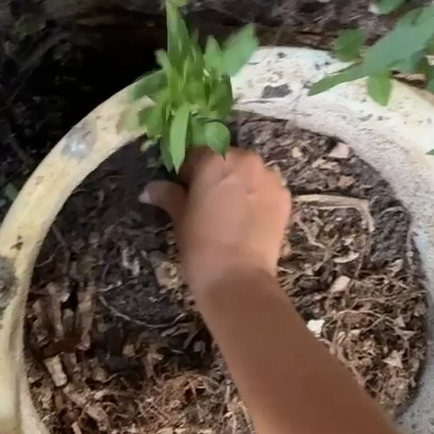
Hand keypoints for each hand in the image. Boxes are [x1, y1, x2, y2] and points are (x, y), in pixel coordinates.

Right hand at [141, 146, 292, 295]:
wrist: (238, 279)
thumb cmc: (201, 247)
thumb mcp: (180, 220)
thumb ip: (168, 196)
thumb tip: (150, 189)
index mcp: (214, 159)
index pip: (196, 154)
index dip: (187, 171)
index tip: (183, 189)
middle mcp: (245, 160)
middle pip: (226, 160)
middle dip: (216, 176)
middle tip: (207, 204)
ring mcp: (269, 178)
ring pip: (249, 174)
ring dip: (239, 185)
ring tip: (230, 215)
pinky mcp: (284, 198)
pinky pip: (265, 190)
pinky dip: (257, 199)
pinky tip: (247, 222)